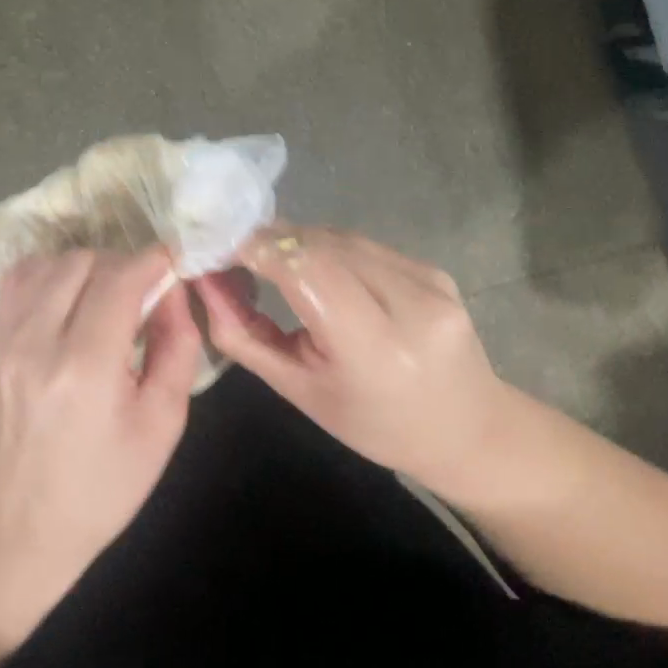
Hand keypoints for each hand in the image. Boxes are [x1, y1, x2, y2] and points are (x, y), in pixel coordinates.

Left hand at [0, 249, 201, 587]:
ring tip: (110, 297)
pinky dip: (49, 274)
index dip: (154, 261)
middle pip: (83, 262)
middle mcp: (38, 341)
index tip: (175, 264)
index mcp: (86, 367)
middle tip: (147, 294)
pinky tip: (71, 298)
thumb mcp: (163, 423)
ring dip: (86, 267)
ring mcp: (7, 339)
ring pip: (48, 263)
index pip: (120, 279)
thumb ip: (176, 347)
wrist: (27, 520)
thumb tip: (173, 290)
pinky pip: (18, 281)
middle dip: (123, 265)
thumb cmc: (106, 484)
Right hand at [193, 224, 518, 497]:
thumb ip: (242, 334)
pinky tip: (307, 268)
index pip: (304, 270)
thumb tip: (202, 280)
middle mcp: (410, 305)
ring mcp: (429, 281)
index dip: (253, 249)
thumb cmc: (370, 423)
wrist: (465, 430)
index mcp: (375, 349)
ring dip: (291, 241)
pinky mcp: (433, 269)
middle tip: (225, 252)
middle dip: (265, 242)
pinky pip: (360, 244)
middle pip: (319, 245)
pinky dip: (322, 248)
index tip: (210, 248)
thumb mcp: (295, 389)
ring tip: (260, 259)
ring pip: (337, 238)